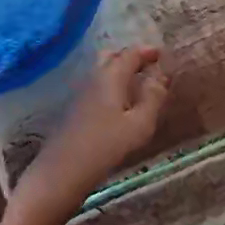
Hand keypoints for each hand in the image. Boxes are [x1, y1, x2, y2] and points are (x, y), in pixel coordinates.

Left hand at [14, 47, 169, 216]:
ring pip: (101, 72)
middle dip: (130, 57)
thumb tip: (161, 76)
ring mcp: (80, 93)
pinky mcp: (74, 110)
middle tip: (149, 65)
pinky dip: (111, 85)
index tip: (162, 54)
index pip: (130, 54)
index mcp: (111, 76)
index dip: (147, 52)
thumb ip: (153, 98)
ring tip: (137, 83)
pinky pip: (96, 86)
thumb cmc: (105, 147)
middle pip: (111, 56)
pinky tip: (119, 103)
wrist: (61, 172)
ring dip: (119, 71)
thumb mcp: (139, 125)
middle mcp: (93, 78)